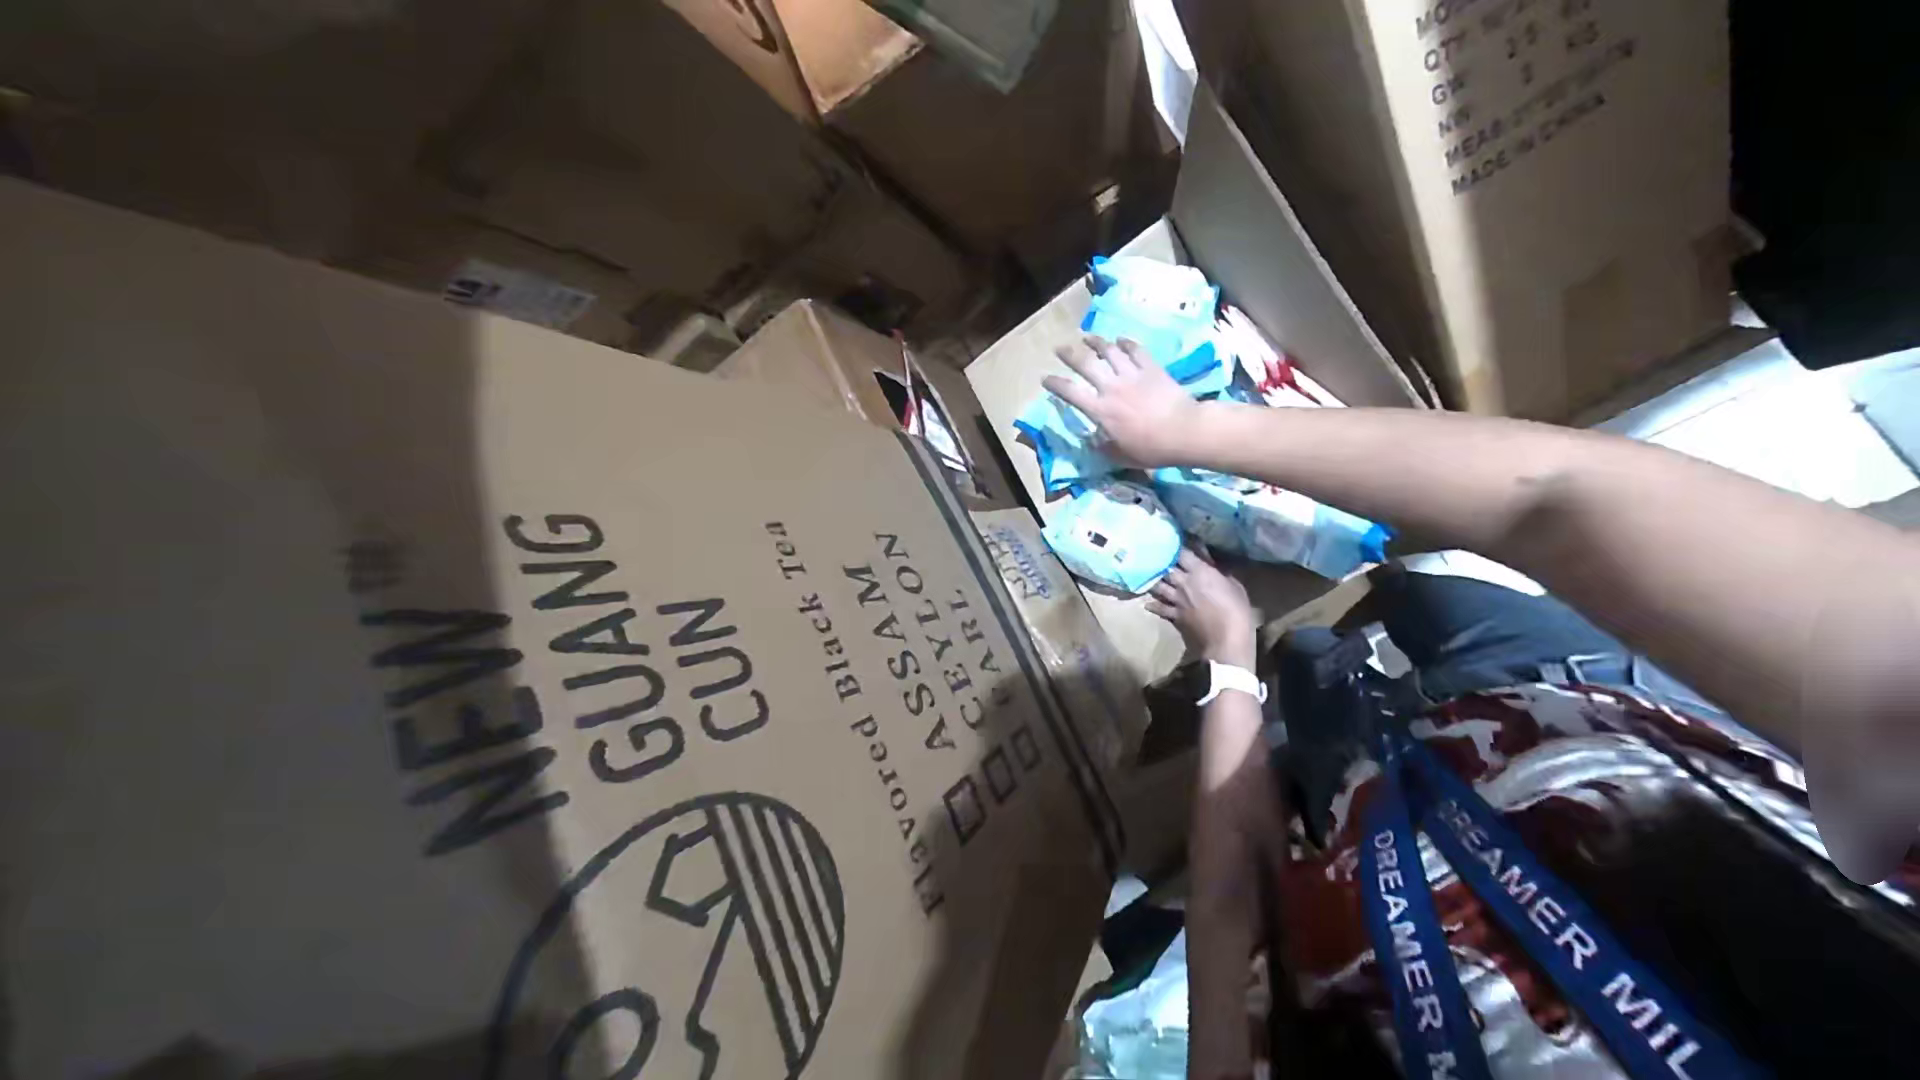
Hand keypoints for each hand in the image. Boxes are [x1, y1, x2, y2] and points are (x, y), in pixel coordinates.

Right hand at [1041, 336, 1203, 467]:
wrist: (1184, 431)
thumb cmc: (1151, 449)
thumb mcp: (1121, 456)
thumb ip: (1104, 448)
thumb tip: (1094, 442)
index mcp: (1100, 410)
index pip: (1070, 392)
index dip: (1055, 384)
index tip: (1045, 378)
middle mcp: (1111, 387)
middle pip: (1085, 364)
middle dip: (1069, 354)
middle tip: (1060, 348)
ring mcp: (1132, 375)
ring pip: (1109, 351)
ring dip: (1096, 342)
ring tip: (1087, 337)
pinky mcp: (1151, 368)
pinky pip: (1136, 350)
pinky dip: (1126, 343)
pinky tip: (1121, 340)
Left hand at [1148, 549, 1256, 668]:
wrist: (1226, 639)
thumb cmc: (1237, 609)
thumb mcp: (1234, 584)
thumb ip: (1219, 571)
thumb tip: (1210, 560)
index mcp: (1199, 571)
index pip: (1182, 553)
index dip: (1176, 546)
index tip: (1172, 541)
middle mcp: (1183, 582)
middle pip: (1166, 567)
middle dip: (1161, 561)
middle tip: (1154, 555)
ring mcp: (1176, 599)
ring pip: (1158, 586)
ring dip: (1153, 580)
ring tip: (1147, 575)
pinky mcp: (1174, 615)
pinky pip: (1159, 608)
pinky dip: (1153, 605)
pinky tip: (1147, 603)